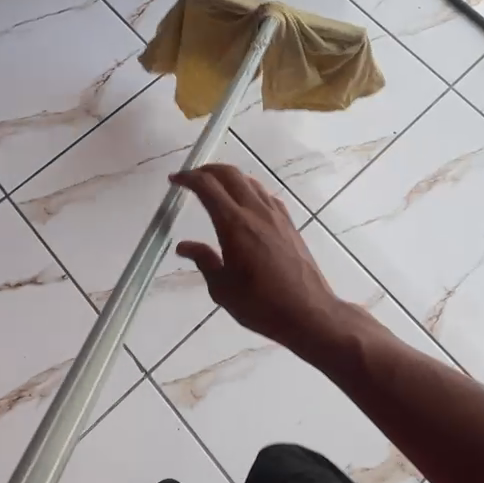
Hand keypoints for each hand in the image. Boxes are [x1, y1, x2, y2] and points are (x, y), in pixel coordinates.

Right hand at [172, 164, 354, 353]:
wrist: (308, 312)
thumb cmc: (261, 305)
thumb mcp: (222, 289)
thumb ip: (204, 261)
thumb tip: (184, 246)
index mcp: (234, 224)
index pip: (207, 187)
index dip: (188, 178)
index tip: (175, 180)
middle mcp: (255, 211)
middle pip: (229, 174)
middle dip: (207, 170)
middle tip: (192, 178)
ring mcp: (276, 214)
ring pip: (249, 181)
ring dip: (229, 177)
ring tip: (216, 188)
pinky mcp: (289, 223)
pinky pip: (265, 195)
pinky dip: (249, 189)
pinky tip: (246, 204)